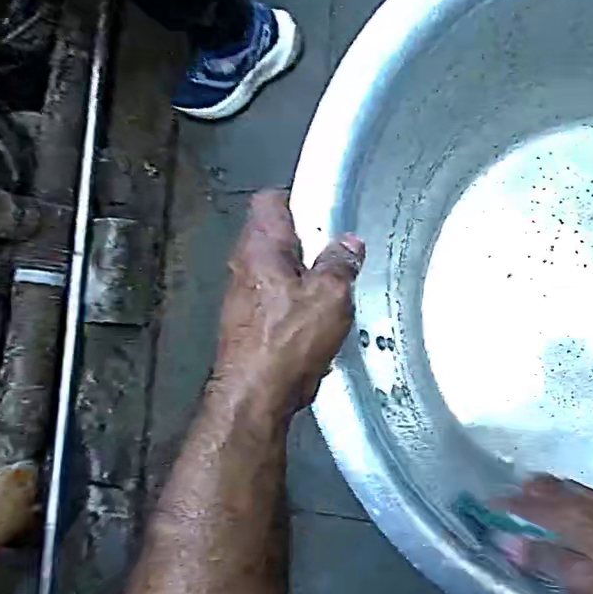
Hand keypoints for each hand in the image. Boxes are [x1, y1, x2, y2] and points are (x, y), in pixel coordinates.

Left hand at [211, 190, 363, 418]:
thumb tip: (348, 244)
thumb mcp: (330, 295)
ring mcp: (244, 297)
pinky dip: (299, 306)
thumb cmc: (288, 340)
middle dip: (309, 244)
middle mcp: (245, 266)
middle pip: (277, 238)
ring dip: (305, 278)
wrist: (256, 393)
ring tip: (336, 292)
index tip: (327, 213)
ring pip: (279, 272)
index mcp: (261, 247)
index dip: (299, 200)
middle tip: (340, 257)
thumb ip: (340, 264)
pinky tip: (321, 323)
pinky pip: (279, 302)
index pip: (270, 201)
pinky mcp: (250, 325)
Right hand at [492, 475, 592, 593]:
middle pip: (550, 491)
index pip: (532, 508)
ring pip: (567, 488)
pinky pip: (584, 491)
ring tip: (532, 485)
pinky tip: (572, 494)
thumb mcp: (582, 580)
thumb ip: (545, 559)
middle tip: (507, 492)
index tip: (489, 504)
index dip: (509, 506)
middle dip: (526, 491)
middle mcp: (585, 506)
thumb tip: (507, 540)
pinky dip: (567, 488)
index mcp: (571, 521)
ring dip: (546, 486)